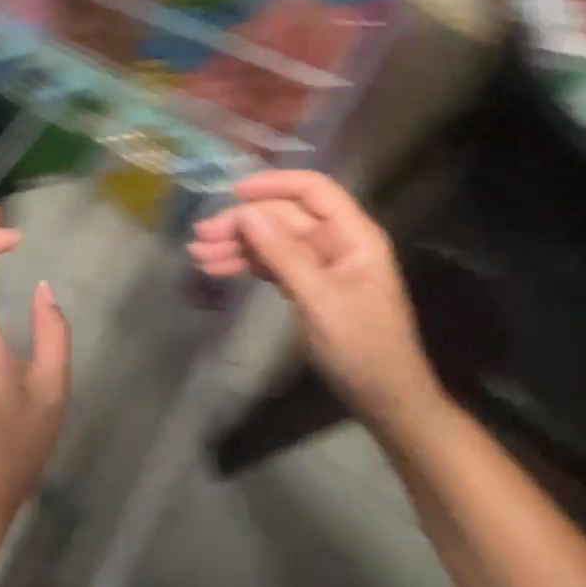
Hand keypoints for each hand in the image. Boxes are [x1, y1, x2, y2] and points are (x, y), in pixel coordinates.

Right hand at [187, 170, 442, 430]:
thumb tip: (245, 213)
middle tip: (201, 237)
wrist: (386, 401)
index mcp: (353, 235)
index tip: (232, 193)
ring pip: (273, 239)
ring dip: (237, 244)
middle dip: (242, 223)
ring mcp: (322, 263)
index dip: (273, 184)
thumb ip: (283, 254)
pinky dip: (247, 263)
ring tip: (199, 254)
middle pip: (284, 216)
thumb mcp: (320, 300)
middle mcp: (337, 241)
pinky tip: (219, 268)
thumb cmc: (362, 348)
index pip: (313, 190)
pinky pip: (274, 262)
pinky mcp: (310, 284)